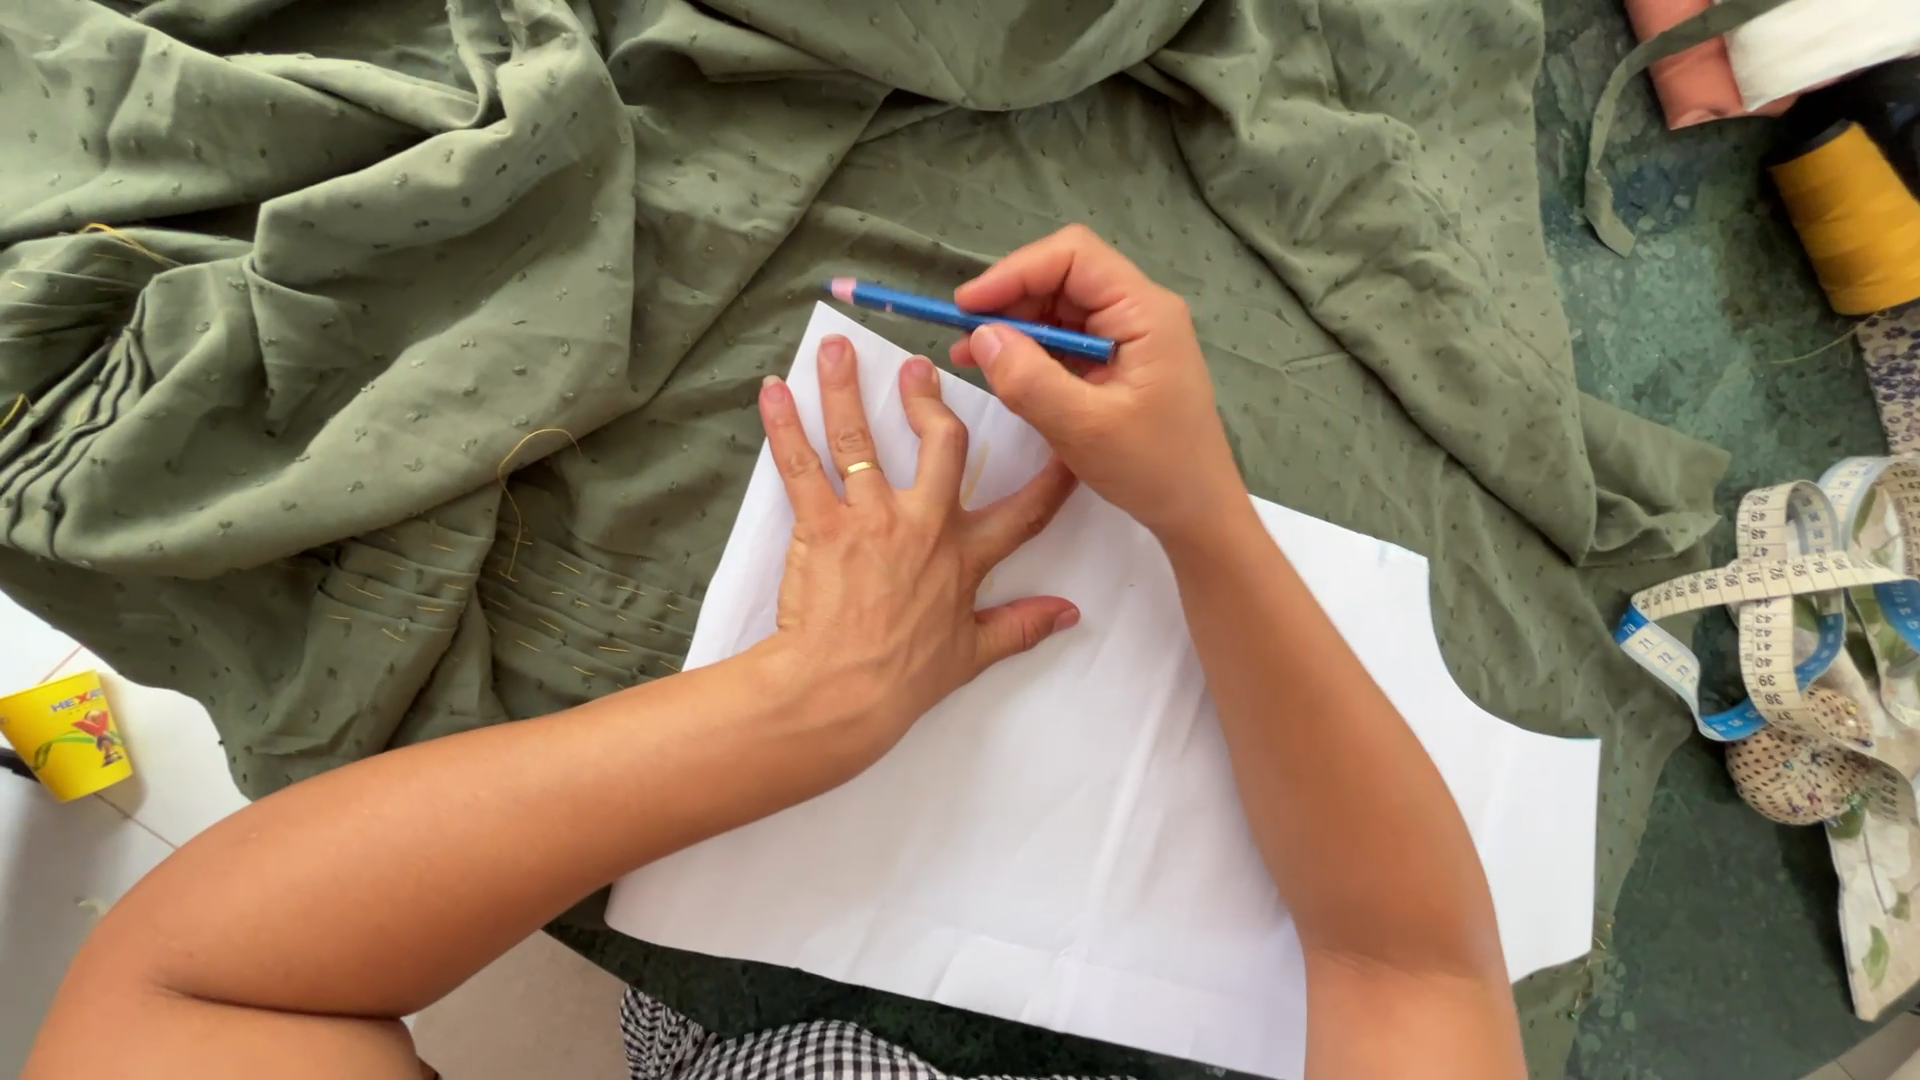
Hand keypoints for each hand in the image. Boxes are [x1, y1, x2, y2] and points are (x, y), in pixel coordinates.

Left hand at [756, 334, 1081, 760]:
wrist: (842, 691)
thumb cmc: (905, 677)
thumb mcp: (973, 654)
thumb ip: (1022, 626)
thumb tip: (1070, 613)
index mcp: (965, 555)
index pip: (1024, 512)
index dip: (1052, 478)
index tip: (1065, 445)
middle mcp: (924, 523)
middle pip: (941, 444)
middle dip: (932, 401)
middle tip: (918, 369)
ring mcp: (871, 518)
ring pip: (859, 440)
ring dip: (845, 389)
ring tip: (834, 349)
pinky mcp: (822, 525)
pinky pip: (801, 467)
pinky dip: (783, 427)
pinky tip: (771, 392)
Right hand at [949, 225, 1247, 542]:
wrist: (1196, 510)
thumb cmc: (1151, 468)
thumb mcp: (1083, 427)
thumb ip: (1028, 379)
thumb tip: (980, 336)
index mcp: (1143, 312)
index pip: (1072, 257)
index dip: (1014, 272)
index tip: (967, 307)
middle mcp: (1139, 312)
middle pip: (1065, 278)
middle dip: (1011, 300)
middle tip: (963, 336)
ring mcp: (1130, 338)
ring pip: (1062, 311)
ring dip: (1016, 328)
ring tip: (970, 355)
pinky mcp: (1120, 365)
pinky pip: (1068, 344)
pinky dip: (1032, 353)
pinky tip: (1002, 372)